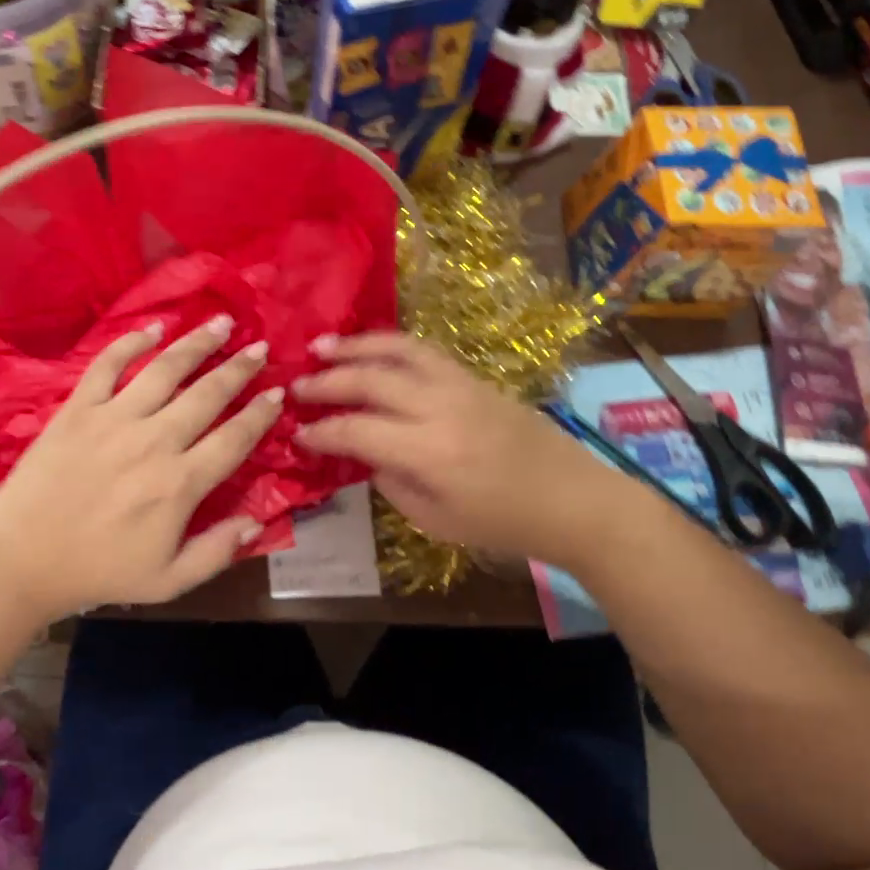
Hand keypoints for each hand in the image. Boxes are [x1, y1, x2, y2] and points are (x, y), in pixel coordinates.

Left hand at [0, 315, 282, 624]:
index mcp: (181, 483)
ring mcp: (114, 419)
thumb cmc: (97, 572)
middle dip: (239, 368)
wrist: (22, 558)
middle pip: (207, 394)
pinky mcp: (78, 409)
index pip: (234, 438)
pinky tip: (152, 329)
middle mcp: (154, 441)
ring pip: (165, 369)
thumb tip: (256, 522)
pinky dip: (131, 343)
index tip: (277, 393)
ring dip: (197, 343)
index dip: (261, 414)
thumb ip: (216, 552)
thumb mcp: (167, 581)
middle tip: (259, 347)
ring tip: (221, 323)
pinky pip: (108, 366)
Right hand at [294, 332, 642, 567]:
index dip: (321, 432)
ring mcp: (460, 386)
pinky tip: (368, 351)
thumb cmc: (502, 523)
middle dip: (326, 382)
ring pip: (398, 350)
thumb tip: (365, 453)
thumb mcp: (434, 520)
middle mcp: (440, 409)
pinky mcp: (475, 378)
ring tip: (321, 347)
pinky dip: (388, 346)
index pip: (357, 431)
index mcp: (428, 452)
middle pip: (370, 380)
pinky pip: (422, 351)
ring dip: (355, 346)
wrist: (574, 500)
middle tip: (295, 385)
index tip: (297, 434)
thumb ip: (391, 482)